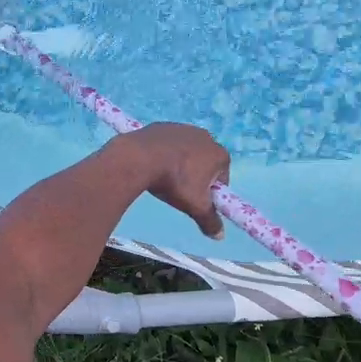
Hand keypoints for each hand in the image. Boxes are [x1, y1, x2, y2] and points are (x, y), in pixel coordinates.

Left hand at [118, 122, 230, 240]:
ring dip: (178, 164)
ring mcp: (181, 128)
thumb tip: (219, 235)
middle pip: (204, 163)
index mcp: (219, 153)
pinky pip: (166, 144)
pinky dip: (162, 153)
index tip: (196, 200)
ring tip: (162, 177)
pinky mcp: (161, 126)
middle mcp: (204, 136)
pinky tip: (151, 164)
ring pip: (185, 152)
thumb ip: (209, 221)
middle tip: (178, 190)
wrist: (138, 157)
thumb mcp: (195, 206)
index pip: (222, 177)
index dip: (211, 192)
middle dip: (195, 176)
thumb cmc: (173, 181)